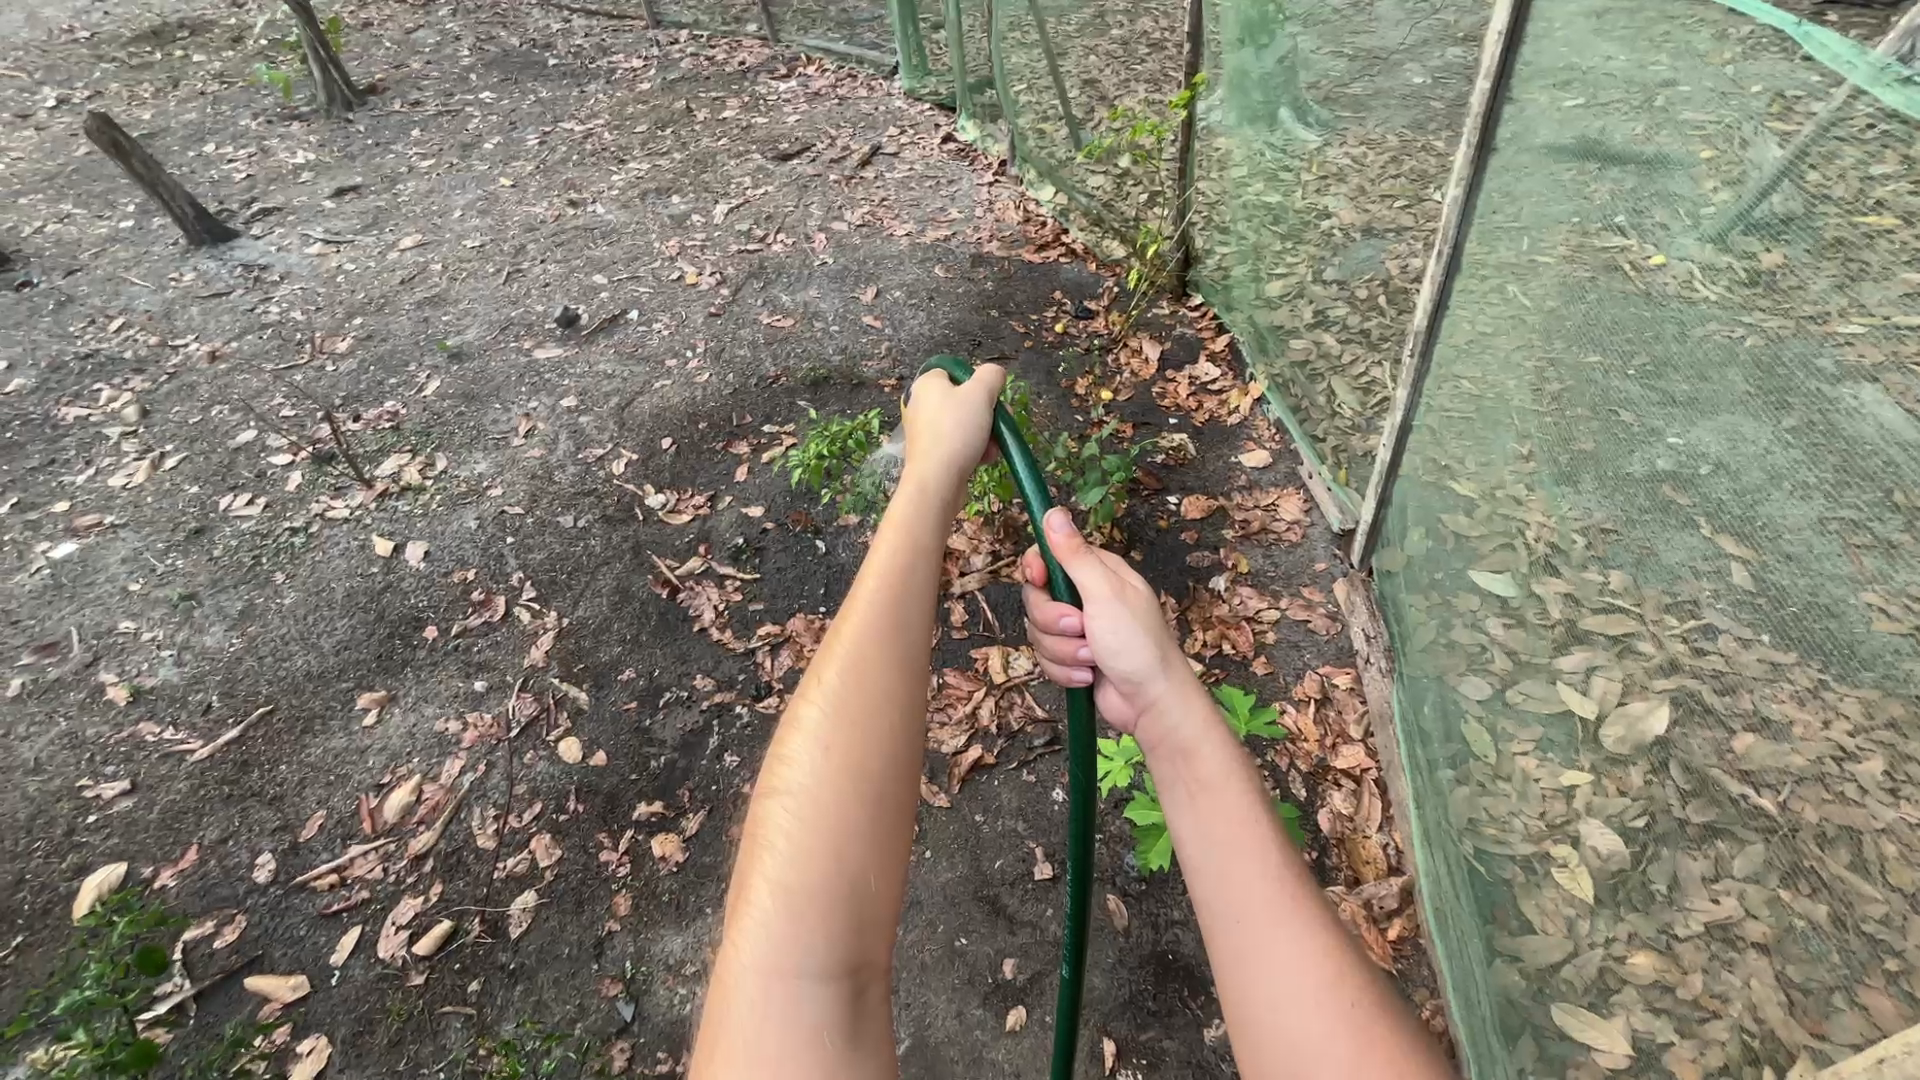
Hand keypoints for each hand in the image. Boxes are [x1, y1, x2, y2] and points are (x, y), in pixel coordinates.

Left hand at [901, 363, 1005, 506]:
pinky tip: (984, 459)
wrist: (937, 480)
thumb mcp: (981, 394)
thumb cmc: (957, 431)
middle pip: (964, 401)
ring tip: (993, 447)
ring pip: (965, 425)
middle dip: (988, 414)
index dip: (976, 383)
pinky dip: (974, 450)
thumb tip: (995, 373)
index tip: (991, 398)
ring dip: (986, 434)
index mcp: (927, 384)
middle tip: (1000, 423)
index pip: (955, 372)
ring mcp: (924, 431)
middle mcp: (921, 404)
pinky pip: (958, 445)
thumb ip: (991, 376)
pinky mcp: (930, 454)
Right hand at [1021, 506, 1200, 736]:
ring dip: (1063, 651)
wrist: (1151, 702)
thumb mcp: (1105, 592)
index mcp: (1096, 572)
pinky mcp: (1073, 658)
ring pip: (1039, 632)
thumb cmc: (1137, 643)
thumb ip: (1075, 554)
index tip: (1039, 580)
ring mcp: (1079, 629)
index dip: (1036, 570)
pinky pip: (1046, 659)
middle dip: (1053, 621)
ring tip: (1092, 658)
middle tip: (1081, 629)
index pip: (1047, 557)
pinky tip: (1090, 677)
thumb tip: (1053, 512)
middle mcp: (1085, 597)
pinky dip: (1065, 671)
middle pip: (1037, 597)